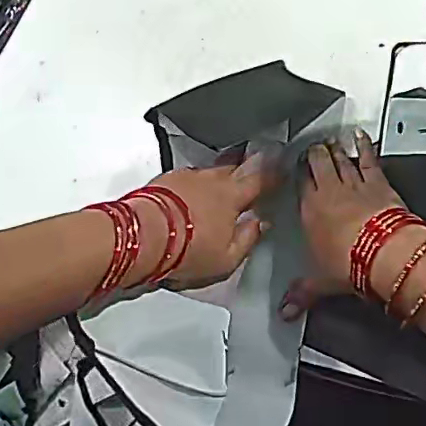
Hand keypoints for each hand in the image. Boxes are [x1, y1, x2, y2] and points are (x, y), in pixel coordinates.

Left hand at [141, 154, 274, 289]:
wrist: (143, 236)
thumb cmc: (186, 249)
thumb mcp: (227, 258)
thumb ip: (248, 239)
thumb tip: (258, 226)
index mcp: (232, 195)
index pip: (260, 179)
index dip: (273, 174)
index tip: (281, 169)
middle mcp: (210, 179)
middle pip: (234, 167)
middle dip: (244, 168)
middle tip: (251, 170)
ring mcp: (186, 177)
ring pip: (209, 172)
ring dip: (216, 178)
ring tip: (218, 189)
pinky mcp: (164, 180)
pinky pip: (186, 178)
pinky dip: (192, 185)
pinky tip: (190, 197)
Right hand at [282, 130, 403, 319]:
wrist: (384, 253)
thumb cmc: (350, 263)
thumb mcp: (320, 281)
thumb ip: (301, 293)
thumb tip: (286, 310)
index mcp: (309, 210)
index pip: (299, 183)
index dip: (296, 173)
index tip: (294, 167)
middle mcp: (328, 191)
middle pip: (317, 162)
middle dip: (313, 154)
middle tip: (310, 148)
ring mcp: (353, 183)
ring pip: (339, 157)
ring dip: (334, 148)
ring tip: (329, 139)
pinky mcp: (377, 181)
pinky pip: (367, 158)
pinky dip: (364, 145)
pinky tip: (361, 136)